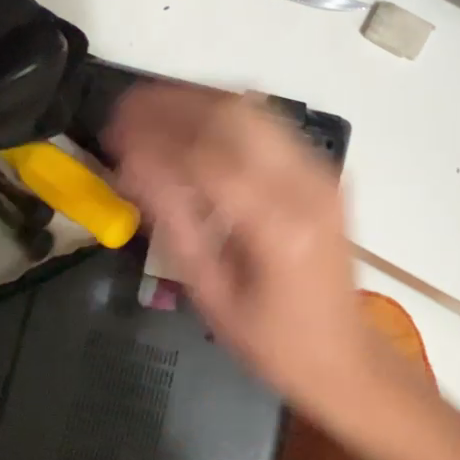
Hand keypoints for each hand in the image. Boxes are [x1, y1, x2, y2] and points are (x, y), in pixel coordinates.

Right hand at [106, 84, 377, 410]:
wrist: (346, 357)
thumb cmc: (273, 343)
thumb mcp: (212, 294)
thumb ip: (174, 224)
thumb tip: (131, 167)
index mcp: (277, 226)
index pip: (204, 156)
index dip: (153, 136)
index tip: (113, 132)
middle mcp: (305, 185)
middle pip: (232, 114)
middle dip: (172, 103)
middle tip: (126, 111)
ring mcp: (321, 173)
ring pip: (252, 109)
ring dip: (196, 102)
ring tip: (151, 111)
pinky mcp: (324, 172)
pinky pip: (269, 124)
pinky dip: (224, 116)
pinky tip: (191, 127)